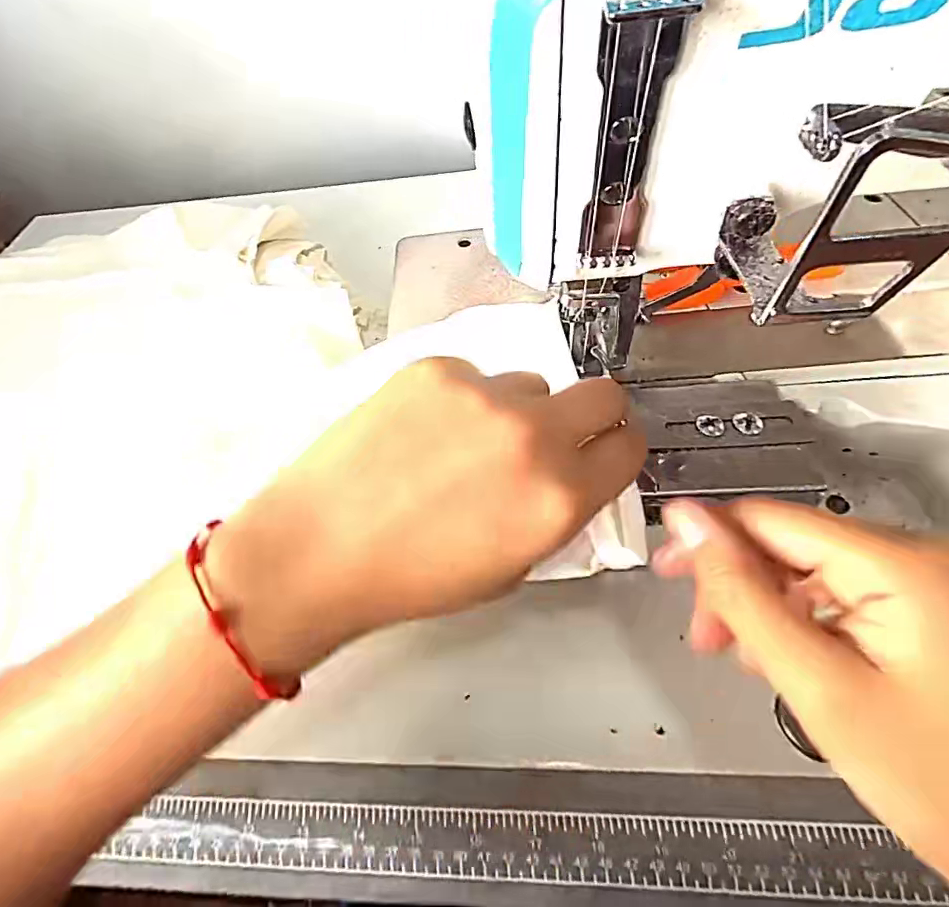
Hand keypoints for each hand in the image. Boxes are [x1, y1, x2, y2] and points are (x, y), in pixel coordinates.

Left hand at [207, 357, 644, 674]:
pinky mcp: (436, 369)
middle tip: (555, 435)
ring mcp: (483, 393)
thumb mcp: (512, 567)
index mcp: (560, 495)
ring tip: (464, 443)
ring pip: (531, 383)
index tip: (602, 453)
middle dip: (593, 414)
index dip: (618, 451)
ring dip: (517, 410)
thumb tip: (572, 476)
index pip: (629, 447)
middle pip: (604, 393)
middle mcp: (533, 434)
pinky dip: (463, 399)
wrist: (319, 548)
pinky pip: (474, 375)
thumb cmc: (415, 578)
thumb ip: (557, 515)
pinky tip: (422, 430)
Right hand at [653, 499, 948, 906]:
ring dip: (767, 607)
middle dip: (739, 585)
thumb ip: (743, 596)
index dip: (711, 538)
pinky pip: (843, 593)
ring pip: (813, 571)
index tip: (668, 559)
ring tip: (745, 654)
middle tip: (705, 631)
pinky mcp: (930, 610)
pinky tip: (787, 657)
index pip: (774, 520)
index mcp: (906, 564)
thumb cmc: (943, 785)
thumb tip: (692, 527)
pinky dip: (803, 620)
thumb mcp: (816, 684)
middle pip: (793, 544)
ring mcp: (933, 584)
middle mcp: (925, 559)